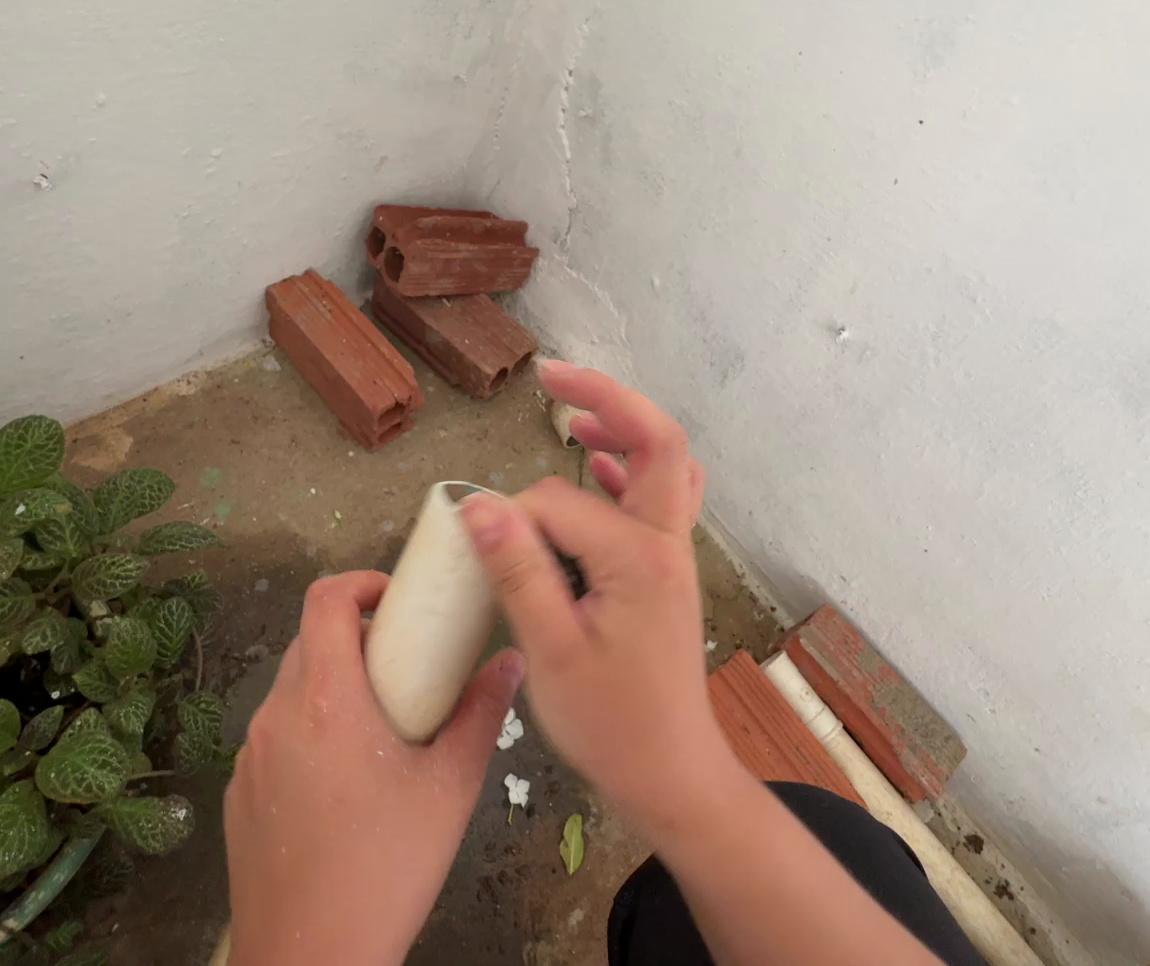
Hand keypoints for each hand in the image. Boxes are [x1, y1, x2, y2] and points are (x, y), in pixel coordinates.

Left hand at [224, 571, 524, 965]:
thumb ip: (482, 713)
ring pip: (292, 689)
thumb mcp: (452, 786)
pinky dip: (310, 728)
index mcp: (326, 700)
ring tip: (381, 725)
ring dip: (335, 684)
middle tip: (405, 664)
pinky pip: (277, 735)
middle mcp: (277, 716)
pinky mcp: (240, 793)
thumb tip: (511, 660)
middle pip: (310, 642)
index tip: (397, 600)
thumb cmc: (388, 864)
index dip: (360, 583)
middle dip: (358, 637)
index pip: (324, 601)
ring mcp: (250, 756)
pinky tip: (344, 780)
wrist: (311, 960)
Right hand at [458, 360, 728, 831]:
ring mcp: (672, 554)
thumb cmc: (612, 722)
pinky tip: (593, 466)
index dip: (513, 515)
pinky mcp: (664, 571)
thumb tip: (478, 505)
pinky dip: (626, 469)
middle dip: (607, 399)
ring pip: (664, 465)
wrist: (671, 771)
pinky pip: (656, 498)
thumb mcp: (553, 651)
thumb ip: (518, 573)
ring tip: (572, 414)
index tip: (480, 544)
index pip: (561, 503)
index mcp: (640, 558)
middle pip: (657, 441)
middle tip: (553, 377)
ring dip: (622, 428)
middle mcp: (666, 543)